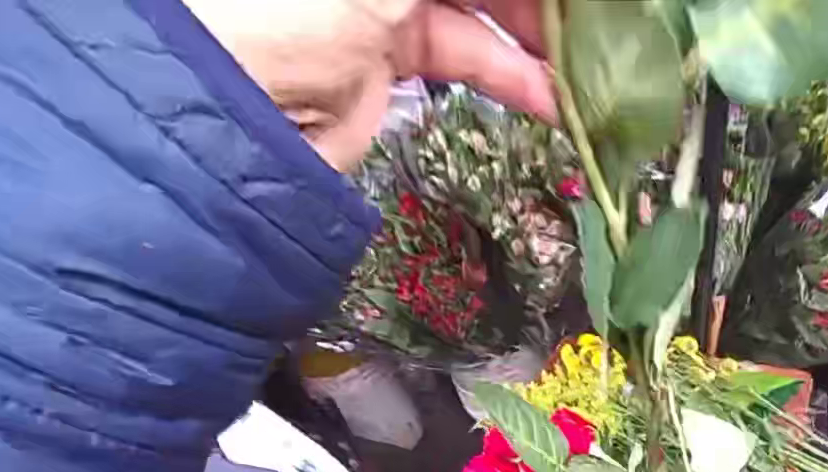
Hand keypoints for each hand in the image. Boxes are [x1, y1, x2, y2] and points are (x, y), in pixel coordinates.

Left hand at [183, 0, 555, 170]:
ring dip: (532, 39)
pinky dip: (509, 76)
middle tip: (590, 29)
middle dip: (537, 0)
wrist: (237, 104)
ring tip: (582, 74)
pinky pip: (463, 50)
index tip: (581, 2)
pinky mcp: (389, 44)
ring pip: (476, 2)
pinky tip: (551, 102)